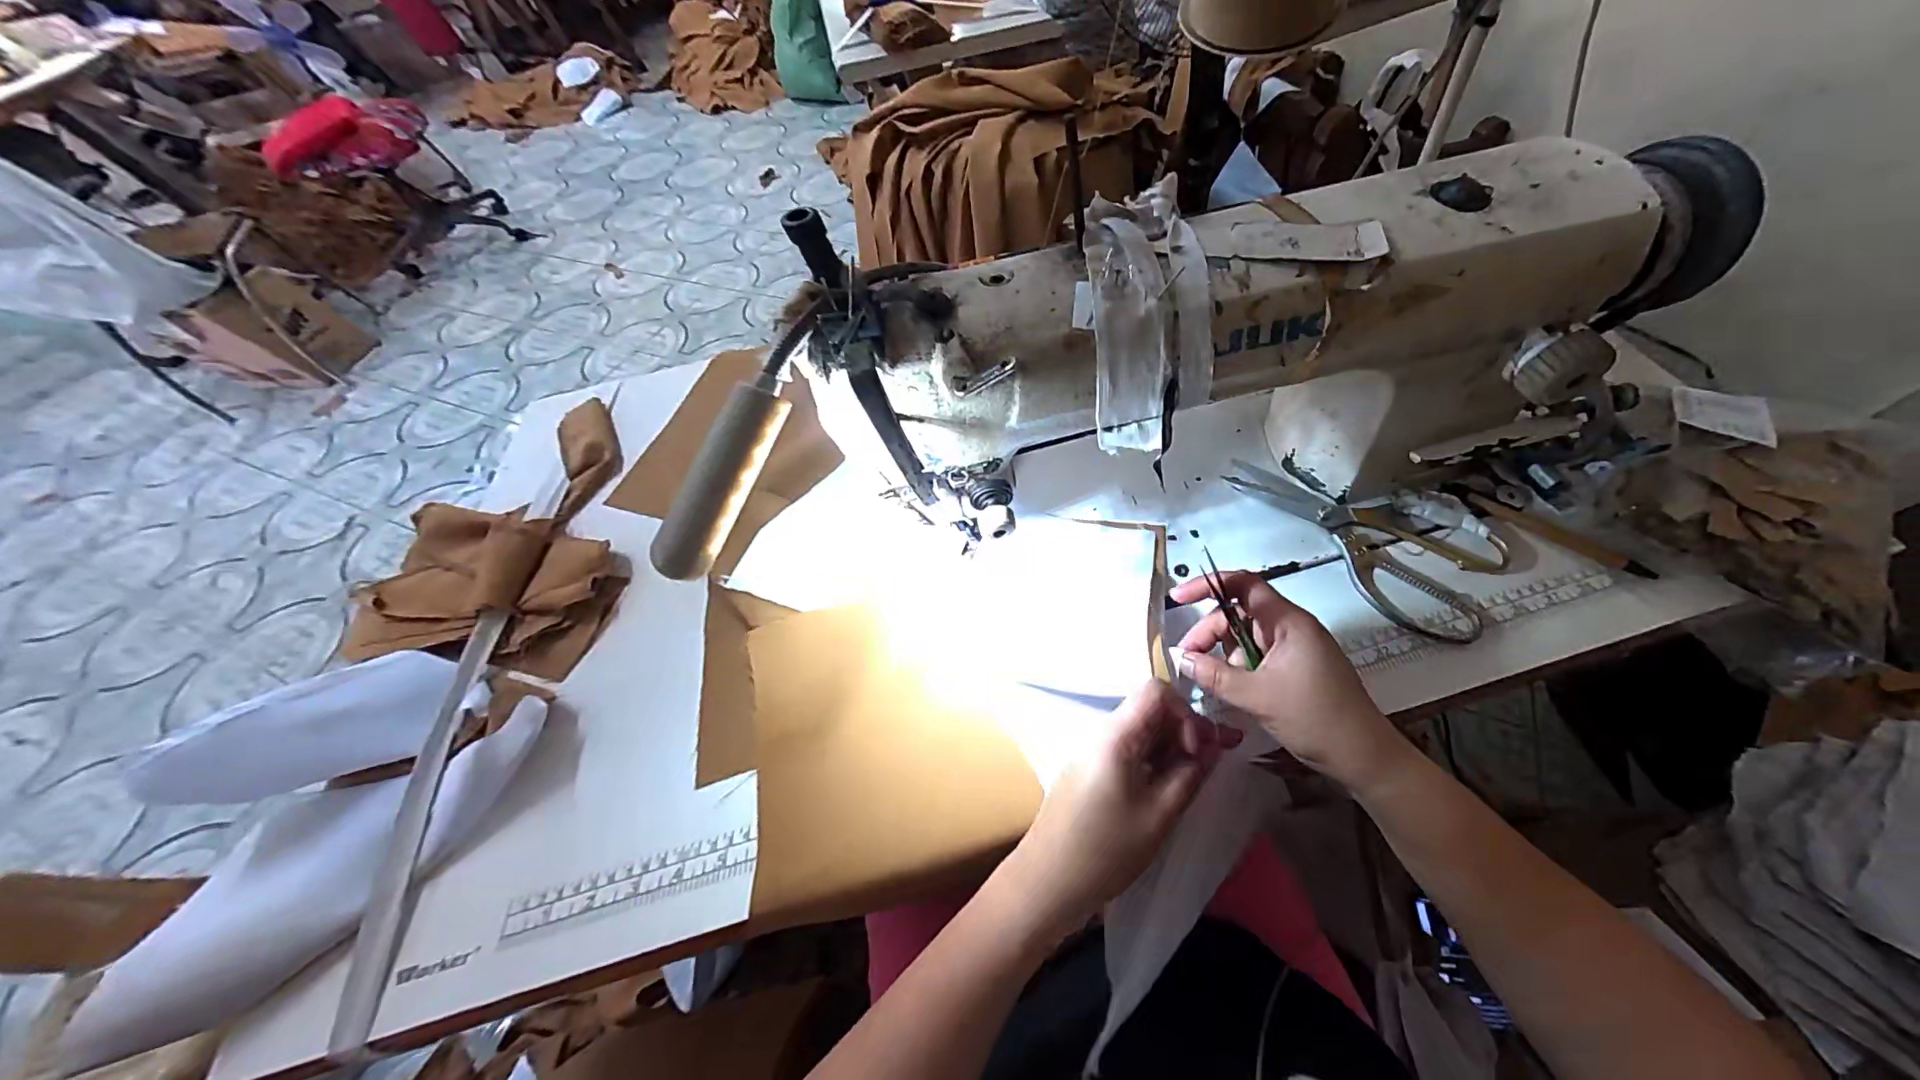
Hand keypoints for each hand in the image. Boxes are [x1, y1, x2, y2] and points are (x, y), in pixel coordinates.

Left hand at [991, 680, 1240, 941]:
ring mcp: (1094, 753)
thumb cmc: (1106, 849)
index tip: (1198, 751)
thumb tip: (1213, 745)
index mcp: (1115, 735)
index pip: (1156, 690)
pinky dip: (1153, 761)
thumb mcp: (1159, 814)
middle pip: (1150, 710)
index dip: (1186, 713)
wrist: (1049, 880)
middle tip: (1209, 765)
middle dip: (1184, 730)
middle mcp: (1101, 734)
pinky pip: (1129, 751)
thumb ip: (1190, 774)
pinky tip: (1167, 789)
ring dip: (1170, 748)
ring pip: (1141, 732)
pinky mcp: (1091, 771)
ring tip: (1192, 780)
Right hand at [1168, 571, 1407, 788]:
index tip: (1178, 598)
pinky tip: (1227, 687)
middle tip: (1187, 659)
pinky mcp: (1296, 668)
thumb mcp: (1257, 697)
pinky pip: (1257, 656)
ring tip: (1207, 679)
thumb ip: (1214, 674)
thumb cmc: (1315, 719)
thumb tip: (1181, 658)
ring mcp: (1295, 648)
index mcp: (1288, 622)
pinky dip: (1238, 667)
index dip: (1208, 585)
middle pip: (1238, 614)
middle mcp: (1291, 628)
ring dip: (1222, 653)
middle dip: (1209, 632)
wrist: (1364, 757)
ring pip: (1246, 638)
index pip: (1244, 585)